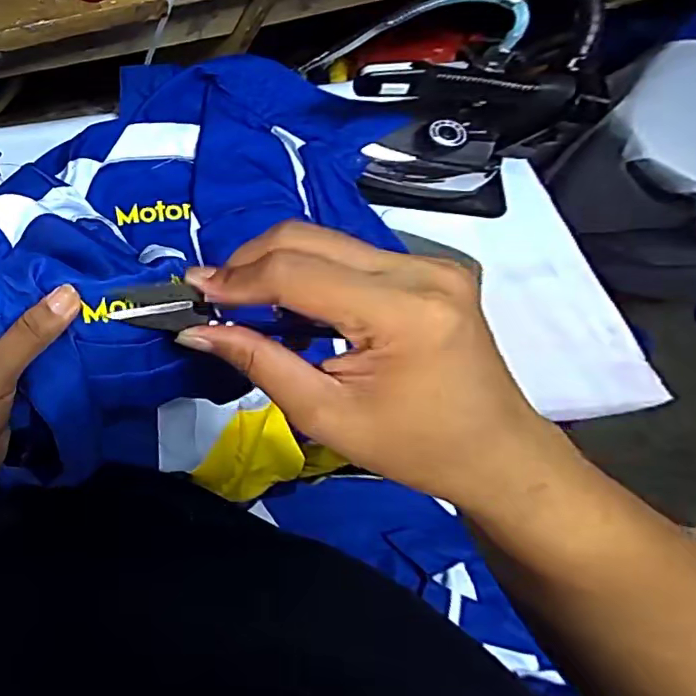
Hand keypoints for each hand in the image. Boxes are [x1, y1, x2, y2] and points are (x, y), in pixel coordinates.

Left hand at [0, 287, 80, 555]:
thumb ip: (31, 332)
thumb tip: (70, 291)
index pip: (1, 284)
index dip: (37, 276)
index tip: (79, 266)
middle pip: (20, 311)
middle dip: (55, 306)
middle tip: (103, 289)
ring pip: (32, 338)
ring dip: (62, 332)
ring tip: (106, 311)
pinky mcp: (9, 386)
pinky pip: (38, 364)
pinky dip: (60, 358)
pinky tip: (93, 345)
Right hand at [173, 221, 573, 507]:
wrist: (503, 457)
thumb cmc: (417, 447)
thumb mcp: (324, 415)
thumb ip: (257, 362)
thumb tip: (196, 331)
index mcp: (405, 313)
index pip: (296, 273)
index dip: (236, 279)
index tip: (192, 292)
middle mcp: (421, 272)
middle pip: (304, 239)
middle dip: (245, 262)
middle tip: (210, 293)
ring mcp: (427, 264)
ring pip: (318, 237)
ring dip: (268, 261)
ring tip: (237, 296)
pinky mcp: (424, 266)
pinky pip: (340, 250)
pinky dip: (297, 266)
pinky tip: (280, 297)